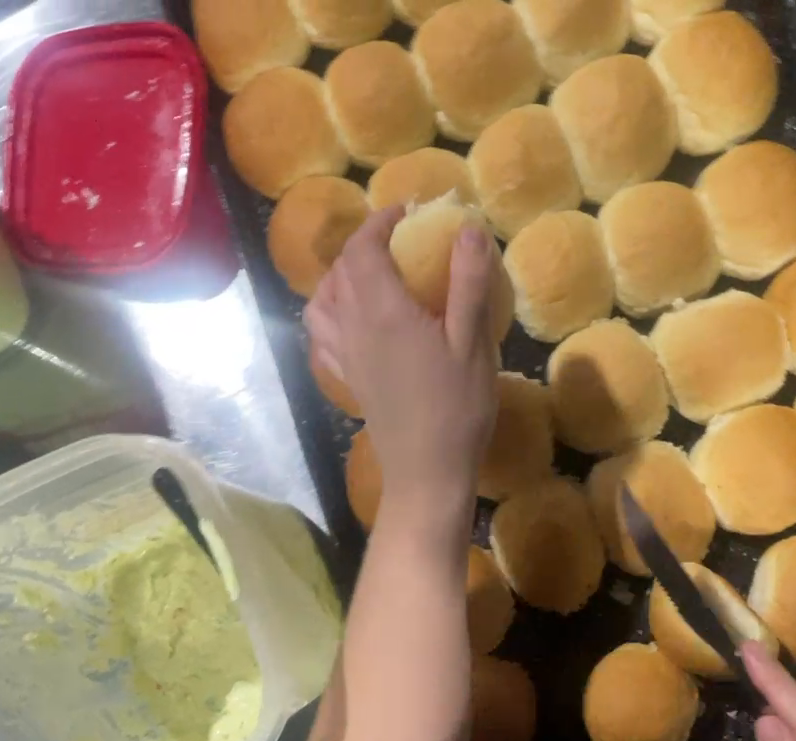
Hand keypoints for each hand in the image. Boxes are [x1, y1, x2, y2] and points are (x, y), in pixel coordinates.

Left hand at [306, 206, 498, 523]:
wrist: (427, 470)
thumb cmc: (457, 408)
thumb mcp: (473, 343)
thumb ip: (469, 283)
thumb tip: (467, 227)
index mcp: (383, 310)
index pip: (362, 249)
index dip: (378, 223)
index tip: (406, 214)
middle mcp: (353, 326)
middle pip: (340, 270)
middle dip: (363, 244)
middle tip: (398, 240)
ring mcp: (345, 356)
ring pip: (322, 301)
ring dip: (341, 277)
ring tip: (370, 274)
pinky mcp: (348, 379)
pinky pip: (322, 337)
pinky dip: (328, 315)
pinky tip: (349, 319)